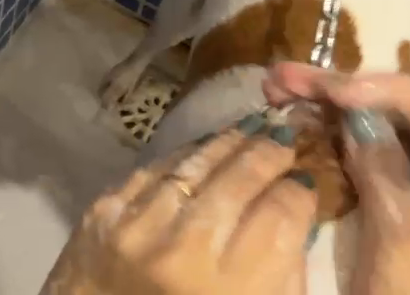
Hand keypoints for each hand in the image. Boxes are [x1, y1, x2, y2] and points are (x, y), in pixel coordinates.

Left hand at [43, 120, 318, 293]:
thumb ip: (281, 278)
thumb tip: (296, 217)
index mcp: (233, 288)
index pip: (281, 216)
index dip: (300, 192)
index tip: (307, 179)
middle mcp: (186, 249)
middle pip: (238, 179)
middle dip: (267, 153)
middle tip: (284, 137)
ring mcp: (138, 224)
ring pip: (193, 164)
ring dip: (226, 144)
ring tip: (249, 130)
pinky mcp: (103, 211)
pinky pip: (153, 171)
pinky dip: (182, 158)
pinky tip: (200, 150)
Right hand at [264, 65, 409, 294]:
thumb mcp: (403, 246)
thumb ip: (382, 171)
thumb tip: (355, 117)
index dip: (374, 85)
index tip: (324, 92)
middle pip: (401, 111)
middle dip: (338, 89)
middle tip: (278, 79)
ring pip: (385, 132)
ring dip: (330, 109)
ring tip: (278, 93)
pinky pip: (379, 161)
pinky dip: (339, 139)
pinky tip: (303, 130)